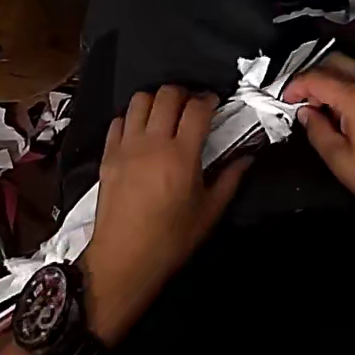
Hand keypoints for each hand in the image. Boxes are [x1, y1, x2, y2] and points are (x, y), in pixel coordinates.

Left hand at [80, 86, 250, 340]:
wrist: (124, 260)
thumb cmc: (170, 240)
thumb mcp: (209, 212)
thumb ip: (230, 179)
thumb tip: (246, 157)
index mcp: (181, 156)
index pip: (197, 108)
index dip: (209, 99)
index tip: (214, 102)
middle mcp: (153, 144)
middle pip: (167, 94)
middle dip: (184, 93)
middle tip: (191, 105)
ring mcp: (127, 147)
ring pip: (139, 100)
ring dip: (156, 100)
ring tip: (165, 113)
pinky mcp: (108, 155)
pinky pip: (118, 120)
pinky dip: (131, 117)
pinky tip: (140, 129)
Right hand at [283, 54, 354, 244]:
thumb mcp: (341, 162)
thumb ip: (317, 130)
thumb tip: (306, 112)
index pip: (317, 77)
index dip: (295, 85)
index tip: (284, 100)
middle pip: (337, 62)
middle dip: (314, 76)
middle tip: (302, 102)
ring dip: (334, 81)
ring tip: (323, 111)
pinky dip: (353, 88)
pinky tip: (349, 116)